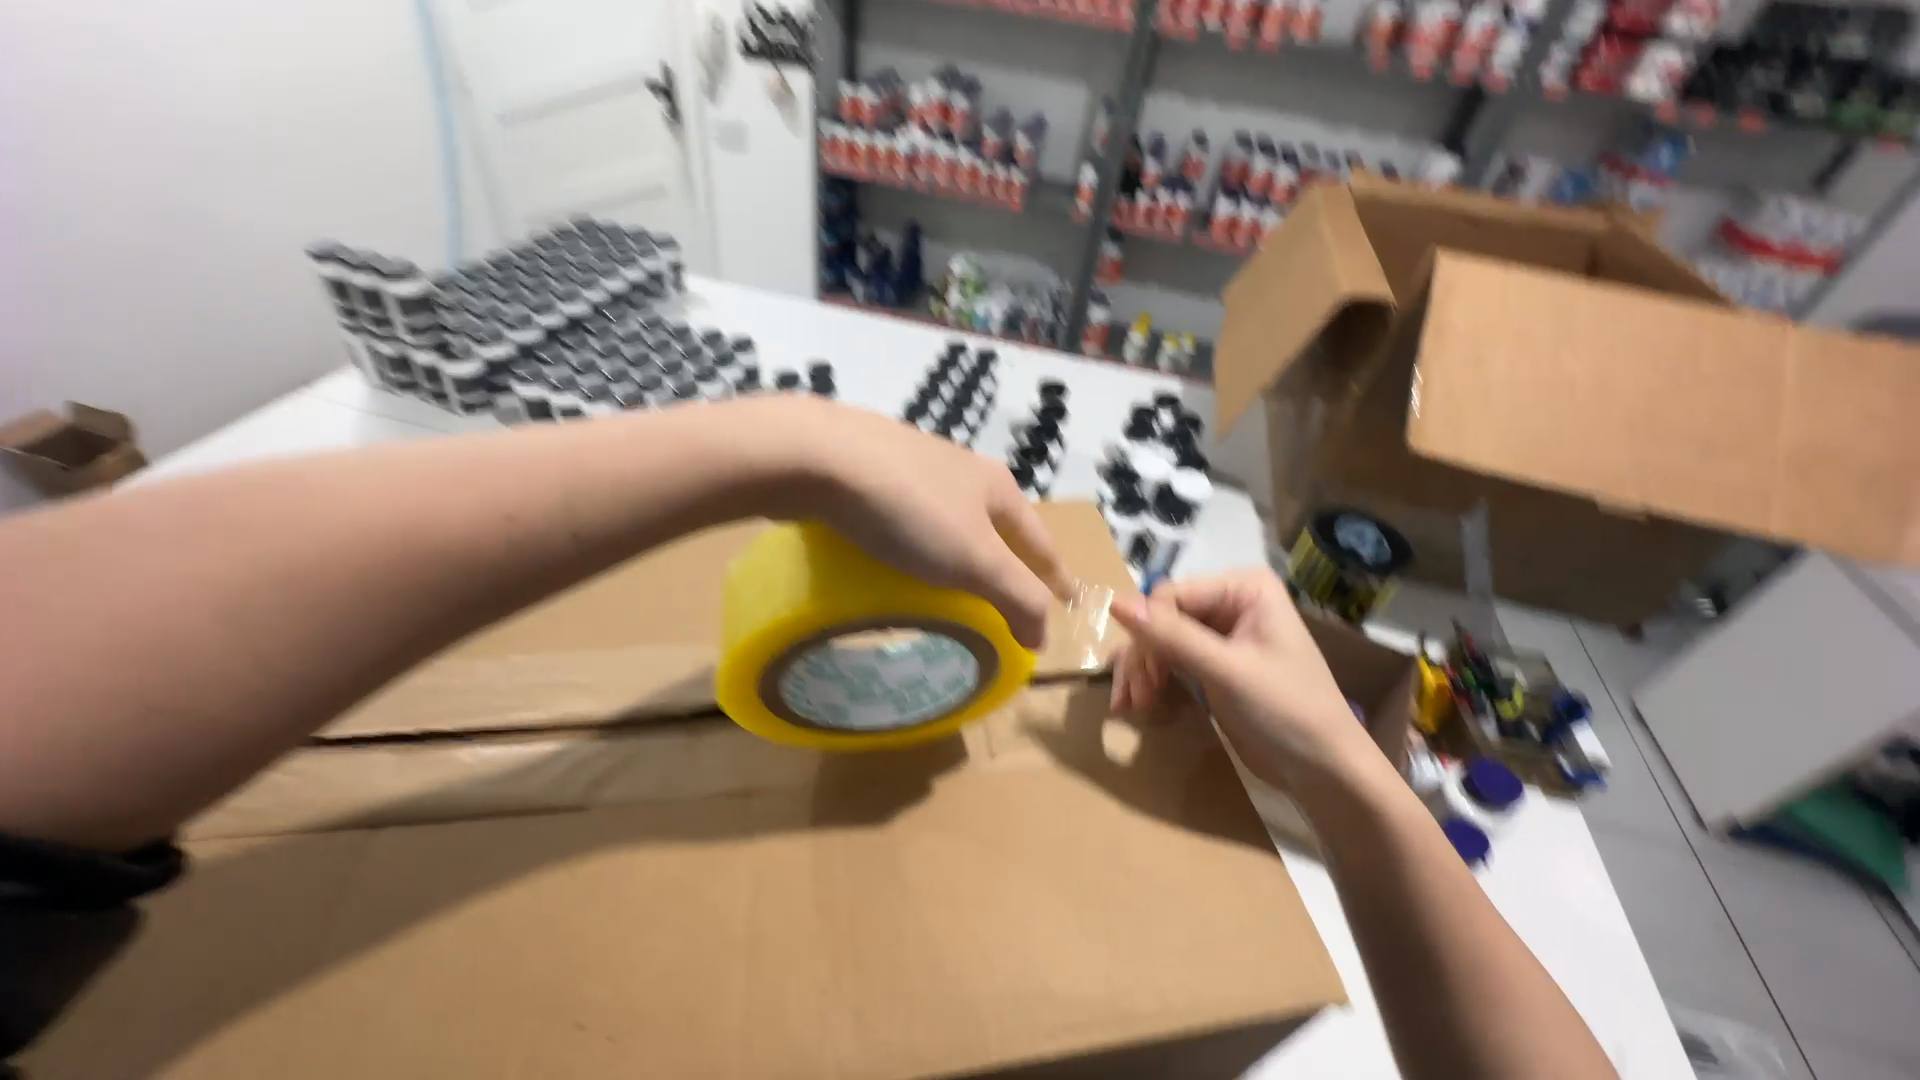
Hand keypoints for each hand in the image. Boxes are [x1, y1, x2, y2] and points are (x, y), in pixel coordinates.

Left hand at [775, 398, 1070, 648]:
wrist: (815, 457)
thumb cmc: (908, 510)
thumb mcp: (975, 560)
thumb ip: (1017, 596)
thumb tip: (1043, 636)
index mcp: (996, 487)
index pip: (1040, 541)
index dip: (1055, 576)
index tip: (1068, 602)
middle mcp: (961, 469)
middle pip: (996, 526)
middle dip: (1006, 562)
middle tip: (1006, 600)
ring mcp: (913, 465)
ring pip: (948, 519)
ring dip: (957, 552)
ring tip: (950, 588)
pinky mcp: (869, 471)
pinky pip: (905, 518)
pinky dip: (913, 544)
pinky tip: (894, 562)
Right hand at [1108, 569, 1382, 786]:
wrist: (1322, 770)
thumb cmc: (1286, 711)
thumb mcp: (1225, 671)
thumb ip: (1171, 636)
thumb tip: (1115, 602)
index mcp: (1244, 588)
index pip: (1170, 595)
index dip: (1149, 631)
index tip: (1145, 677)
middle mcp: (1231, 602)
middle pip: (1161, 617)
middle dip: (1143, 657)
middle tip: (1136, 698)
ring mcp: (1220, 633)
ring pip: (1158, 639)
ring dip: (1141, 670)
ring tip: (1132, 704)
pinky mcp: (1212, 664)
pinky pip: (1168, 659)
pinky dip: (1150, 680)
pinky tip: (1137, 703)